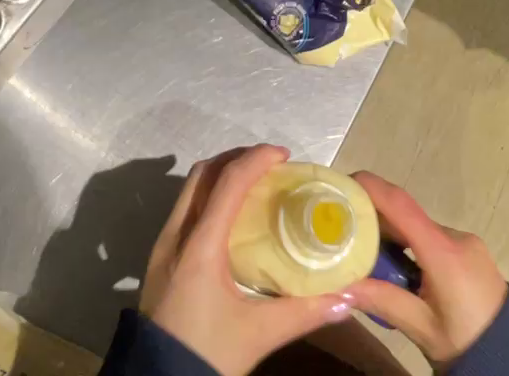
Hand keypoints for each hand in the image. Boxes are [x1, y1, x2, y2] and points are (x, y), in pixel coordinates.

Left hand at [141, 145, 357, 374]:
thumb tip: (347, 297)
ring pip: (191, 188)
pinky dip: (210, 195)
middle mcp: (176, 235)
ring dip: (222, 175)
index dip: (256, 159)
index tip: (284, 155)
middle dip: (237, 158)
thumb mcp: (258, 335)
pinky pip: (186, 207)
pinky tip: (232, 217)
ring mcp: (164, 246)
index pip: (227, 183)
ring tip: (255, 183)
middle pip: (204, 173)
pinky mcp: (161, 259)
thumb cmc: (206, 354)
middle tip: (271, 164)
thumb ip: (304, 313)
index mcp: (200, 245)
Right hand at [346, 172, 507, 364]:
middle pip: (407, 215)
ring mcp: (465, 241)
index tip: (343, 182)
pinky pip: (431, 236)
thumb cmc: (465, 341)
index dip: (372, 188)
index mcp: (444, 252)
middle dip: (374, 216)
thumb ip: (382, 301)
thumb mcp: (421, 328)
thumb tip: (338, 287)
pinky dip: (409, 244)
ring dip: (391, 234)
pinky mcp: (469, 250)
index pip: (402, 206)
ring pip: (418, 227)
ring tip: (362, 250)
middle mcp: (455, 237)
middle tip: (340, 226)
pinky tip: (395, 265)